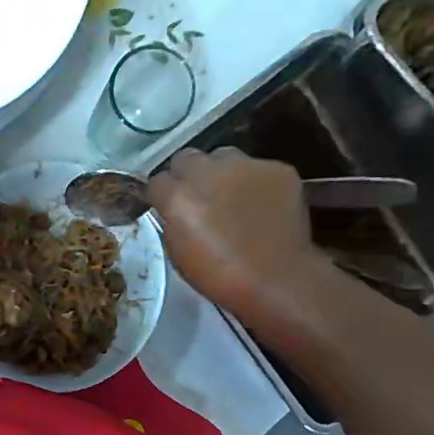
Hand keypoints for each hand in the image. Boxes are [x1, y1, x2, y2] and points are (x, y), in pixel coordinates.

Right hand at [146, 147, 329, 313]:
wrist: (276, 278)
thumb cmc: (218, 275)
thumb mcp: (178, 251)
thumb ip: (172, 220)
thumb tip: (174, 209)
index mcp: (178, 197)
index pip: (156, 181)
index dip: (160, 194)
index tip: (165, 206)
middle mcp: (208, 173)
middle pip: (185, 158)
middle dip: (185, 175)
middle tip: (195, 196)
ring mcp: (246, 167)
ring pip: (222, 155)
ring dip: (219, 172)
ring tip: (228, 195)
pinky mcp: (277, 169)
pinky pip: (256, 167)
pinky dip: (252, 182)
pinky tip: (258, 204)